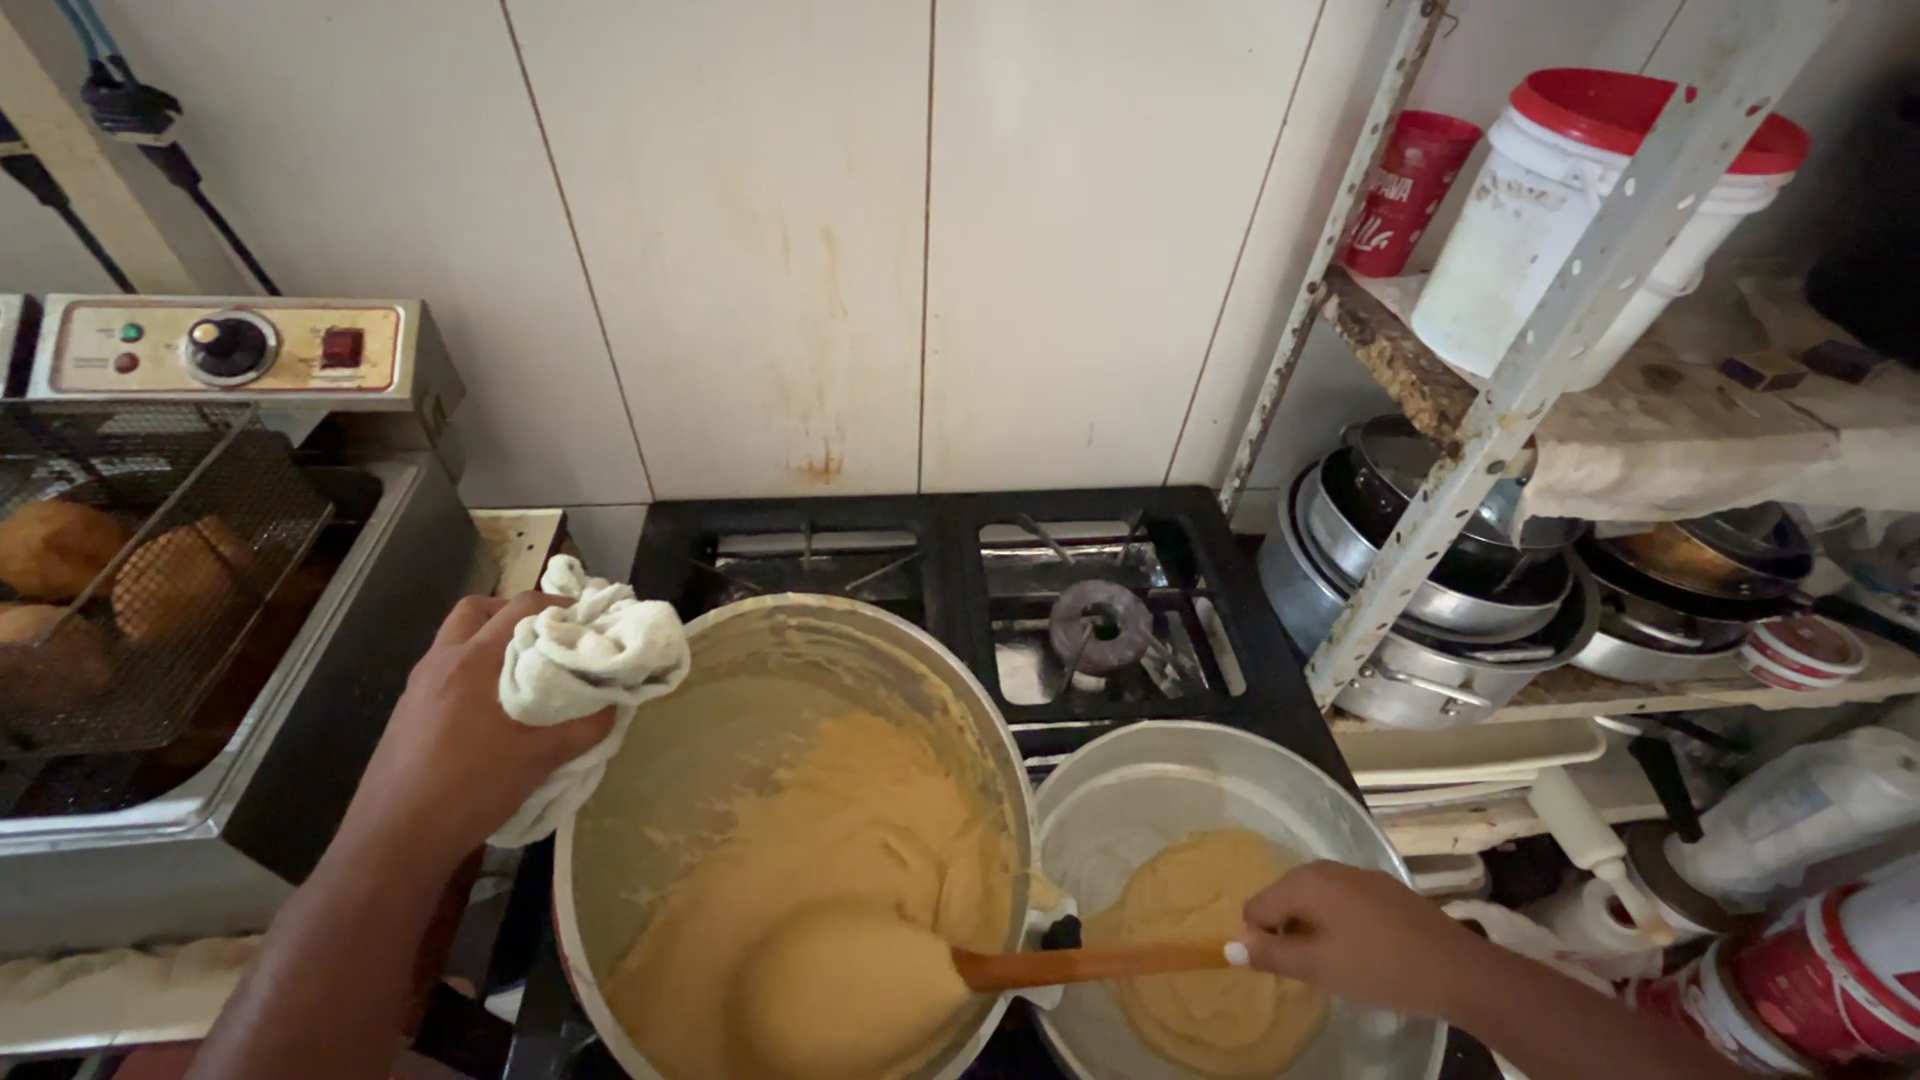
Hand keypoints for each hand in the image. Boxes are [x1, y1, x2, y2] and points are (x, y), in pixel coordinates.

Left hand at [332, 592, 615, 875]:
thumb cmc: (471, 789)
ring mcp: (418, 687)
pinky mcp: (408, 713)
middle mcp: (441, 662)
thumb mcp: (543, 758)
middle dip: (516, 613)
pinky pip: (447, 669)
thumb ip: (587, 726)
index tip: (589, 621)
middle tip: (550, 635)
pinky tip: (496, 706)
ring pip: (457, 639)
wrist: (394, 841)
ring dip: (492, 640)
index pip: (521, 607)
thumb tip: (616, 703)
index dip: (560, 606)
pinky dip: (476, 668)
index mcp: (474, 661)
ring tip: (527, 669)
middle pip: (478, 610)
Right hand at [1240, 861, 1490, 1017]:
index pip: (1256, 907)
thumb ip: (1271, 955)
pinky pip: (1344, 899)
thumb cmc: (1380, 968)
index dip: (1264, 940)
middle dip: (1290, 931)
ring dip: (1316, 927)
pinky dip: (1343, 921)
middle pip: (1284, 898)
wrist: (1460, 970)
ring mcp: (1358, 873)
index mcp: (1304, 881)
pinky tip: (1369, 949)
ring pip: (1316, 899)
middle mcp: (1325, 867)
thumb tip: (1229, 947)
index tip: (1293, 968)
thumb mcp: (1319, 968)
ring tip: (1343, 961)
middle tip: (1317, 968)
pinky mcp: (1385, 886)